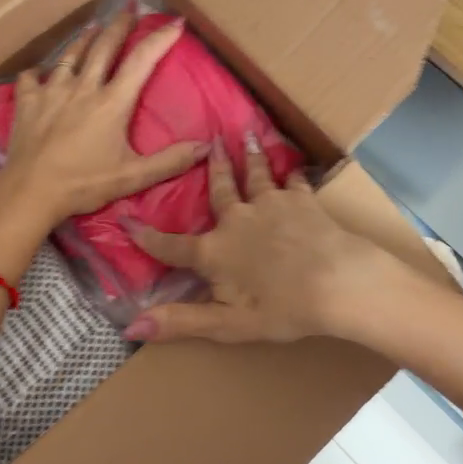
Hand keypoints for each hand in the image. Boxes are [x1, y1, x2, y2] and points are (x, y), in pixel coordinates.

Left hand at [0, 7, 207, 226]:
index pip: (142, 61)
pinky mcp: (27, 101)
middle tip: (129, 10)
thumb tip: (206, 146)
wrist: (30, 191)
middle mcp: (83, 87)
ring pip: (70, 56)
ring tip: (92, 28)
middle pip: (104, 46)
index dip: (160, 39)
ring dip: (84, 40)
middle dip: (120, 26)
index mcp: (112, 102)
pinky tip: (39, 73)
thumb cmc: (83, 184)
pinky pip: (31, 78)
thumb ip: (170, 161)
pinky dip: (38, 73)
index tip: (175, 23)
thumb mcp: (132, 177)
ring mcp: (52, 91)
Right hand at [125, 138, 405, 343]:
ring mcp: (271, 205)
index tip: (124, 219)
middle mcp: (237, 220)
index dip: (145, 236)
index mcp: (214, 252)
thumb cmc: (282, 309)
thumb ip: (180, 322)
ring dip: (250, 156)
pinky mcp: (301, 201)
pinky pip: (293, 182)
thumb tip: (130, 328)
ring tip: (248, 135)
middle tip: (209, 142)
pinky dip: (292, 173)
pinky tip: (294, 167)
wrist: (338, 282)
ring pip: (256, 175)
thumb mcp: (227, 325)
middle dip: (213, 168)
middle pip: (220, 191)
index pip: (170, 246)